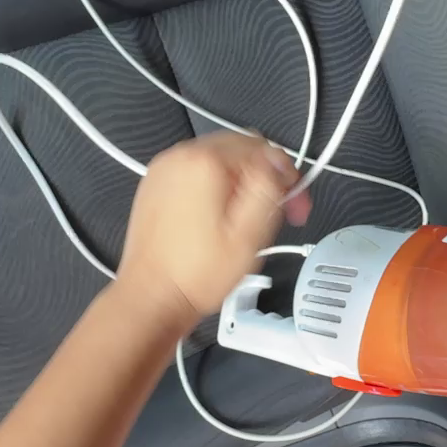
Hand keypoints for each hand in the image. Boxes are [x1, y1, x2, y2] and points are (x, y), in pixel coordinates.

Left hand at [115, 133, 312, 327]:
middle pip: (241, 148)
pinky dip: (215, 185)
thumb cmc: (195, 275)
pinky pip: (196, 171)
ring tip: (247, 217)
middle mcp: (180, 158)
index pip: (264, 149)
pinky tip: (220, 216)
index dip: (288, 176)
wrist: (151, 298)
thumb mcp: (250, 234)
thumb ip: (268, 187)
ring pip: (220, 159)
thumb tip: (277, 163)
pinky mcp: (156, 184)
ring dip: (241, 180)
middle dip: (265, 176)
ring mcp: (164, 170)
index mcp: (205, 164)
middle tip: (278, 210)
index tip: (295, 204)